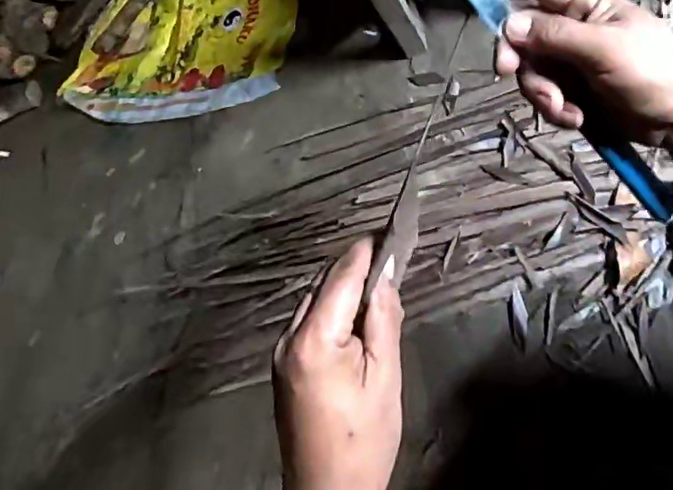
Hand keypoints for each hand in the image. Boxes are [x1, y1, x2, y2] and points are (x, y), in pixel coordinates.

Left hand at [273, 238, 402, 489]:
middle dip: (356, 265)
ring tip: (378, 280)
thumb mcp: (384, 378)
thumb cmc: (363, 442)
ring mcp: (281, 352)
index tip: (390, 231)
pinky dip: (333, 305)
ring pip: (315, 297)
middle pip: (325, 282)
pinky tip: (355, 312)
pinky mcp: (284, 365)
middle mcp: (289, 338)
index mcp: (314, 340)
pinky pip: (309, 318)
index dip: (367, 250)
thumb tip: (386, 275)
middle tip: (390, 255)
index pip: (343, 276)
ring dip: (344, 283)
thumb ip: (383, 320)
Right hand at [489, 0, 672, 146]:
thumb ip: (556, 35)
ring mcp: (573, 61)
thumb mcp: (606, 49)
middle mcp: (575, 29)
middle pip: (525, 34)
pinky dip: (555, 109)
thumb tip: (509, 24)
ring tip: (565, 108)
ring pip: (532, 69)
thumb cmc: (656, 71)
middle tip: (508, 71)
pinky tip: (576, 119)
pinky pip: (546, 94)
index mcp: (588, 5)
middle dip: (518, 56)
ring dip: (541, 92)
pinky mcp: (575, 90)